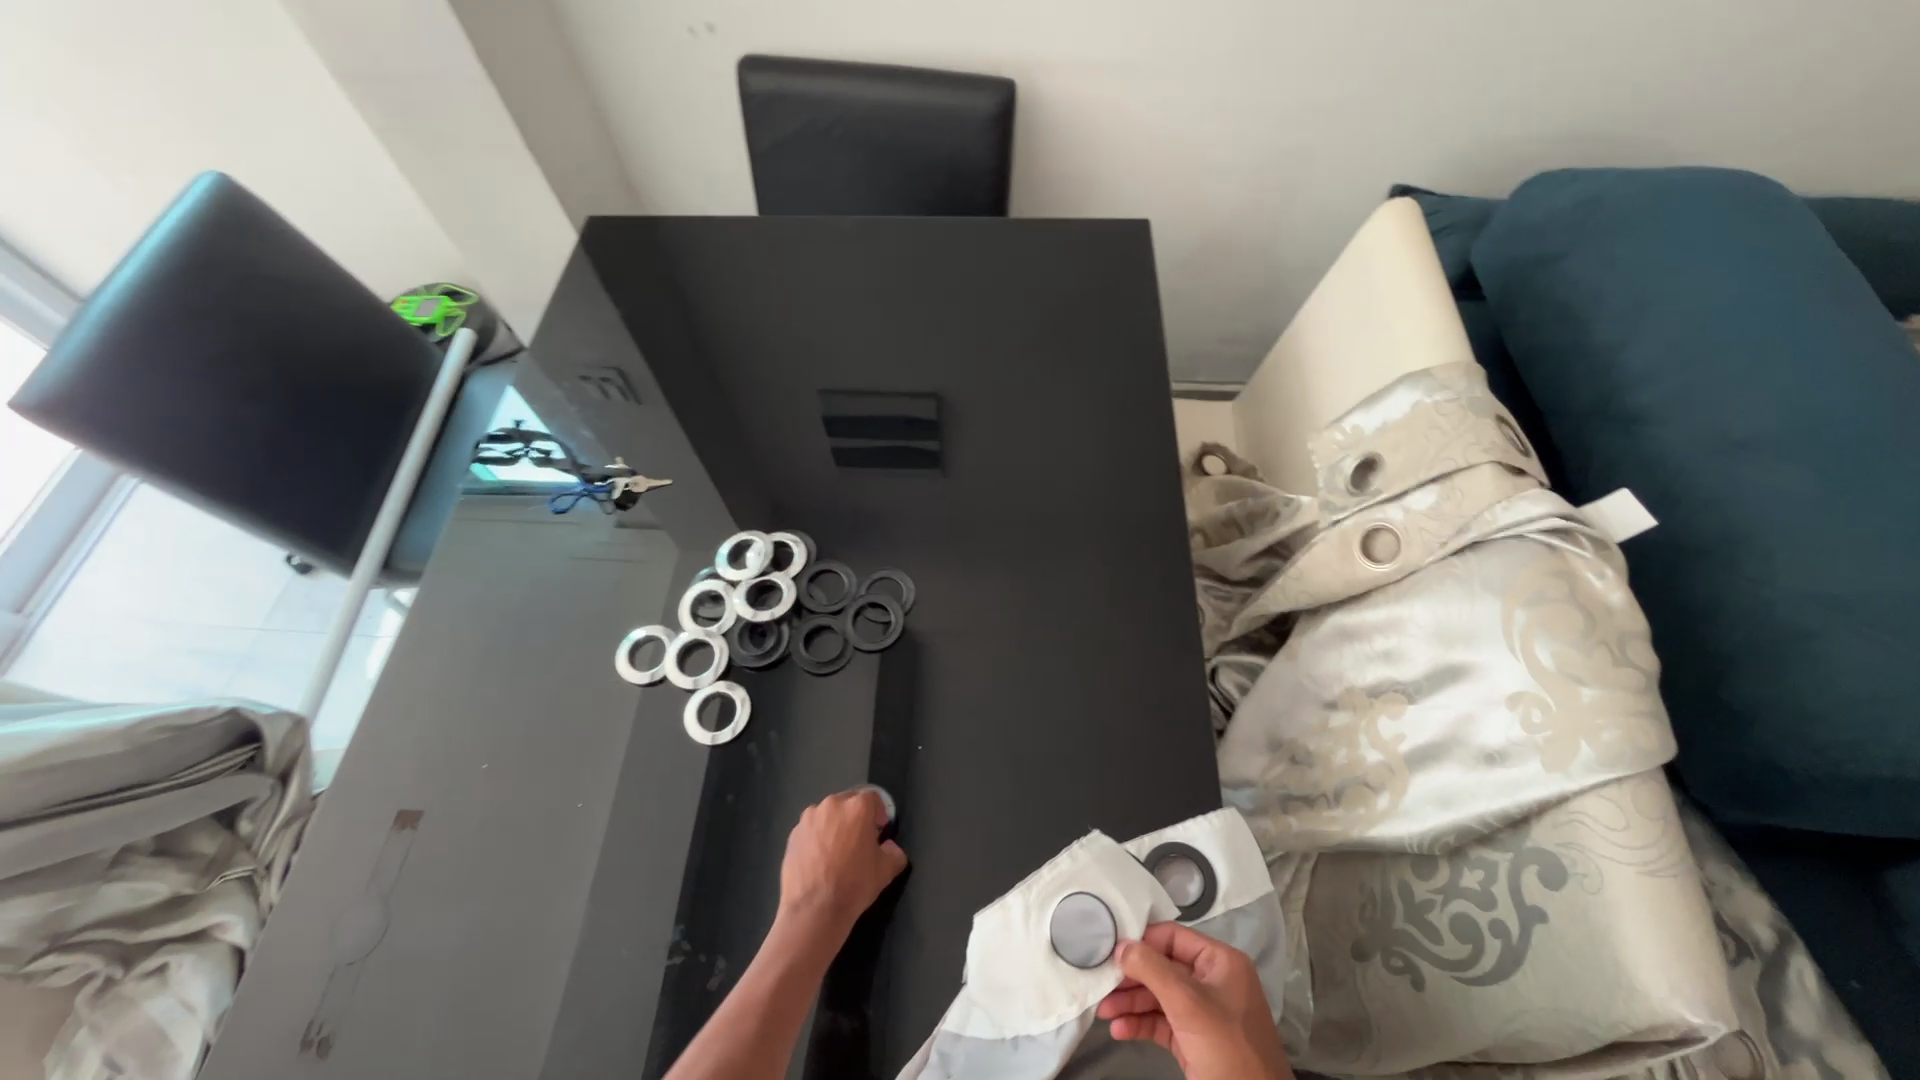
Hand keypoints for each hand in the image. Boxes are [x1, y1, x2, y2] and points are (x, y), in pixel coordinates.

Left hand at [777, 789, 907, 940]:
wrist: (814, 910)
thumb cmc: (855, 885)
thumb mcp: (886, 870)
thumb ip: (895, 852)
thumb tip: (889, 847)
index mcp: (857, 807)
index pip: (873, 798)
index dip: (879, 813)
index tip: (880, 831)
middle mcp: (831, 805)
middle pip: (848, 802)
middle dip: (856, 817)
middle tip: (860, 840)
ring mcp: (808, 819)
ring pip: (828, 815)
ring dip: (835, 825)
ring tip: (837, 851)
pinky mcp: (793, 834)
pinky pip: (811, 829)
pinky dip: (817, 838)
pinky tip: (820, 861)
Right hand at [1096, 922, 1293, 1079]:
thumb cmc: (1226, 1048)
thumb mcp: (1189, 1004)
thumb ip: (1152, 969)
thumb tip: (1120, 945)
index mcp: (1220, 962)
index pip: (1173, 937)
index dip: (1141, 942)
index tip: (1109, 951)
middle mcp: (1212, 981)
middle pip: (1162, 968)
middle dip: (1131, 978)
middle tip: (1102, 985)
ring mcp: (1203, 1013)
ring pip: (1158, 997)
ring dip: (1130, 1003)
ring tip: (1103, 1012)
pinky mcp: (1194, 1040)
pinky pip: (1161, 1023)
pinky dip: (1140, 1024)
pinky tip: (1119, 1030)